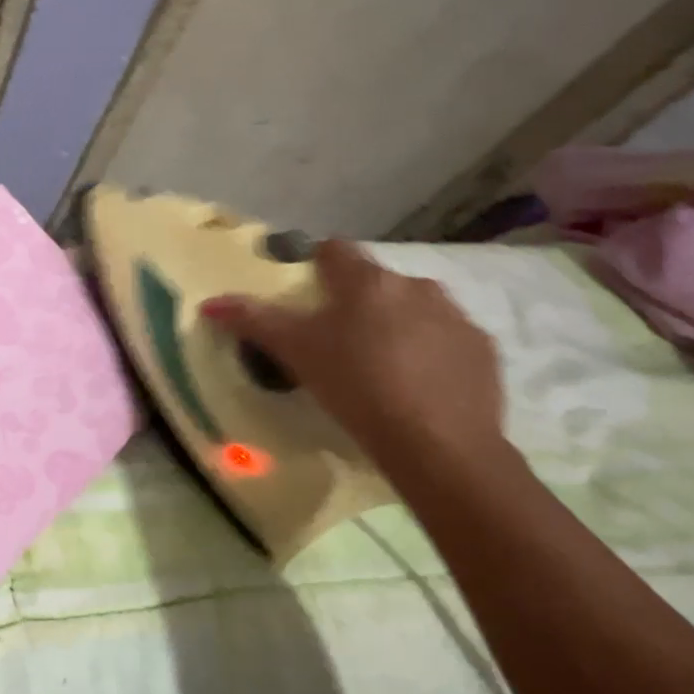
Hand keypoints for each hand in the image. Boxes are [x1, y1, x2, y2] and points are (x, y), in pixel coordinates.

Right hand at [200, 239, 505, 467]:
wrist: (438, 442)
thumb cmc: (356, 384)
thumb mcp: (295, 352)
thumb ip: (254, 320)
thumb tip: (210, 303)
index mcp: (367, 282)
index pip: (336, 250)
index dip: (316, 264)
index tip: (304, 290)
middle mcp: (416, 286)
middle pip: (377, 282)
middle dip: (357, 301)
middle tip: (336, 338)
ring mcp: (457, 317)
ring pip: (415, 309)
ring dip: (396, 324)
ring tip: (377, 364)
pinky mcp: (483, 351)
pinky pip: (447, 339)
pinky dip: (429, 352)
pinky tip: (415, 384)